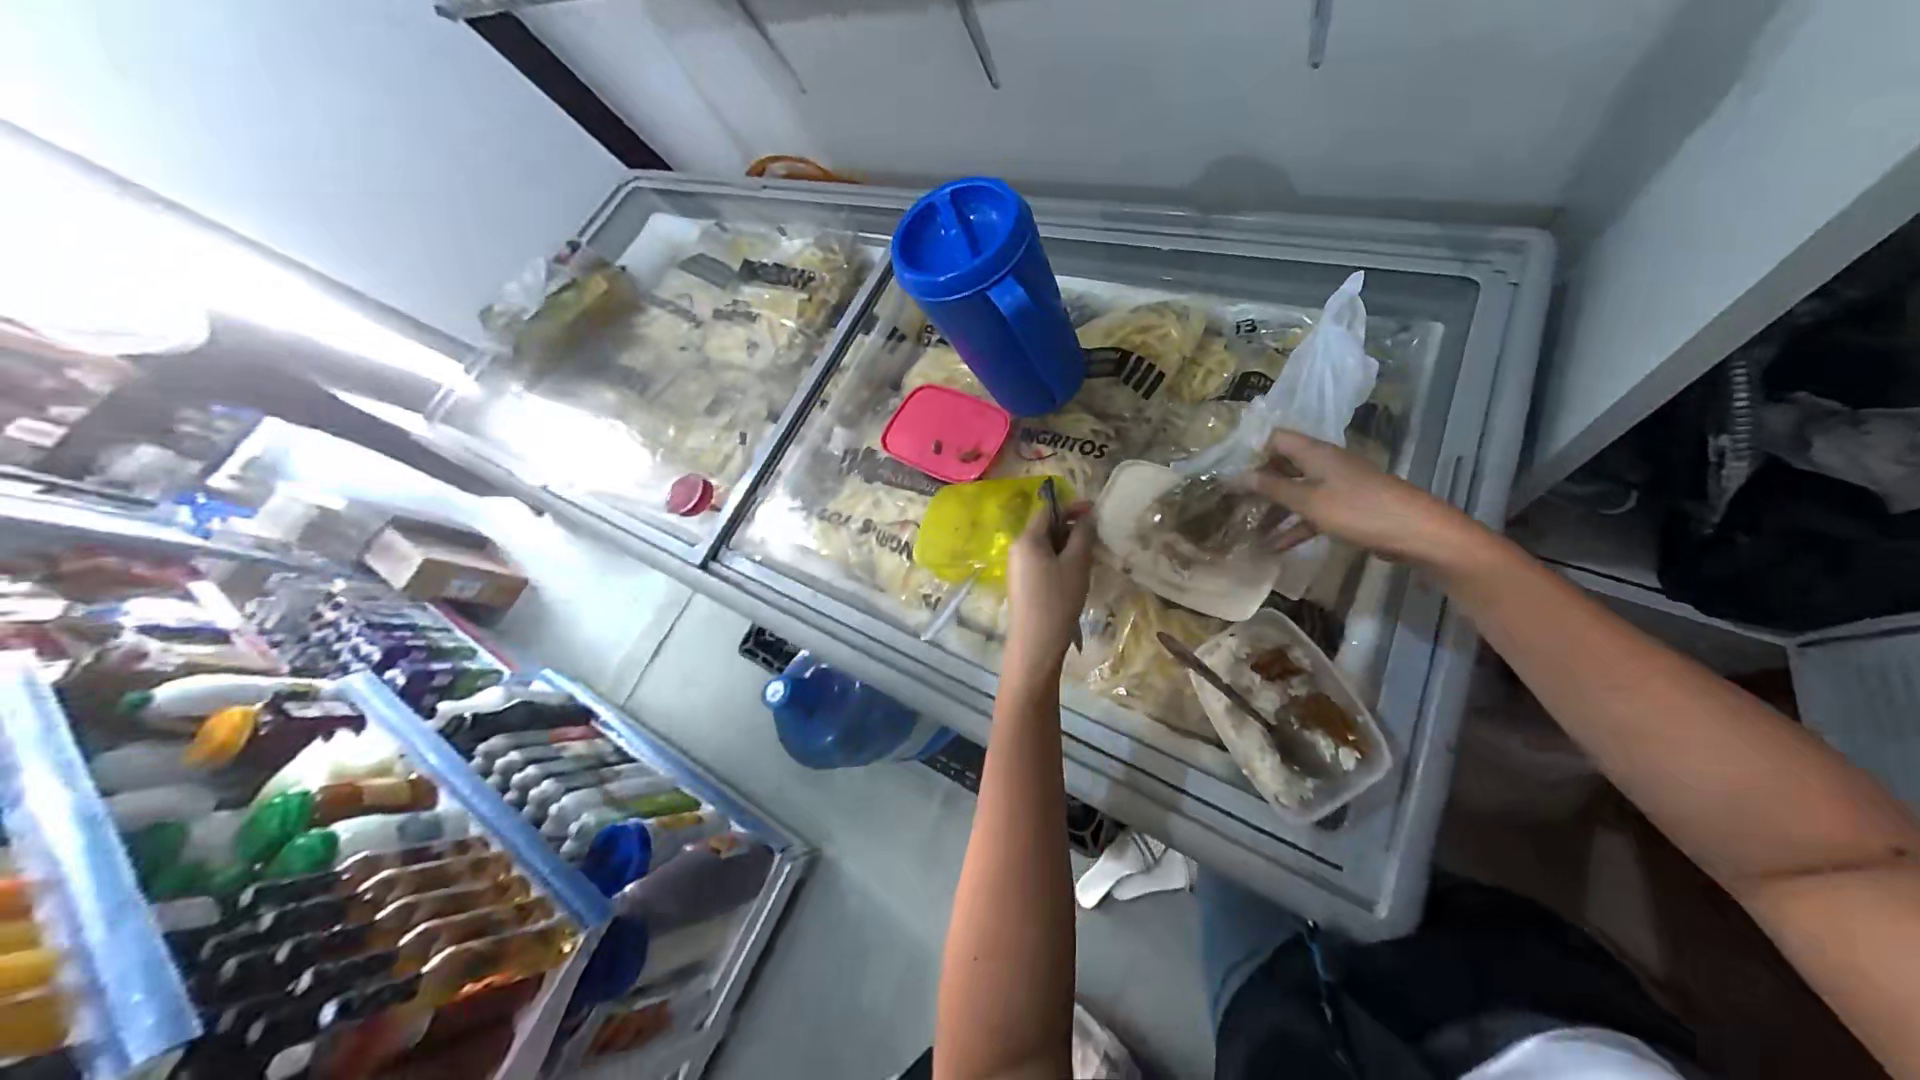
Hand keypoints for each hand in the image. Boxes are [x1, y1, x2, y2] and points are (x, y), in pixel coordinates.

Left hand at [1004, 498, 1094, 676]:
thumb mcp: (1077, 563)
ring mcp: (1018, 567)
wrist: (1036, 643)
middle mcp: (1017, 549)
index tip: (1094, 511)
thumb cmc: (1058, 599)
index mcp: (1027, 539)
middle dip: (1071, 528)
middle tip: (1096, 537)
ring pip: (1045, 546)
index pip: (1048, 510)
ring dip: (1067, 546)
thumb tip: (1086, 517)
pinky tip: (1075, 575)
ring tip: (1089, 557)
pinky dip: (1059, 560)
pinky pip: (1042, 562)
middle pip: (1045, 528)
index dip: (1071, 507)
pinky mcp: (1022, 584)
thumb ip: (1083, 535)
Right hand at [1245, 430, 1490, 569]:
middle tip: (1227, 498)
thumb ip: (1271, 487)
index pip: (1274, 438)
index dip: (1249, 448)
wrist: (1416, 532)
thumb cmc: (1358, 510)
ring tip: (1244, 526)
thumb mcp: (1308, 500)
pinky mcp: (1345, 508)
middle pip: (1282, 465)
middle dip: (1256, 481)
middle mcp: (1324, 463)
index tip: (1224, 466)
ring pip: (1295, 491)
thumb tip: (1236, 475)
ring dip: (1272, 508)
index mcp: (1315, 452)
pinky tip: (1273, 547)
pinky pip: (1310, 513)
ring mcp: (1335, 486)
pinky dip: (1293, 527)